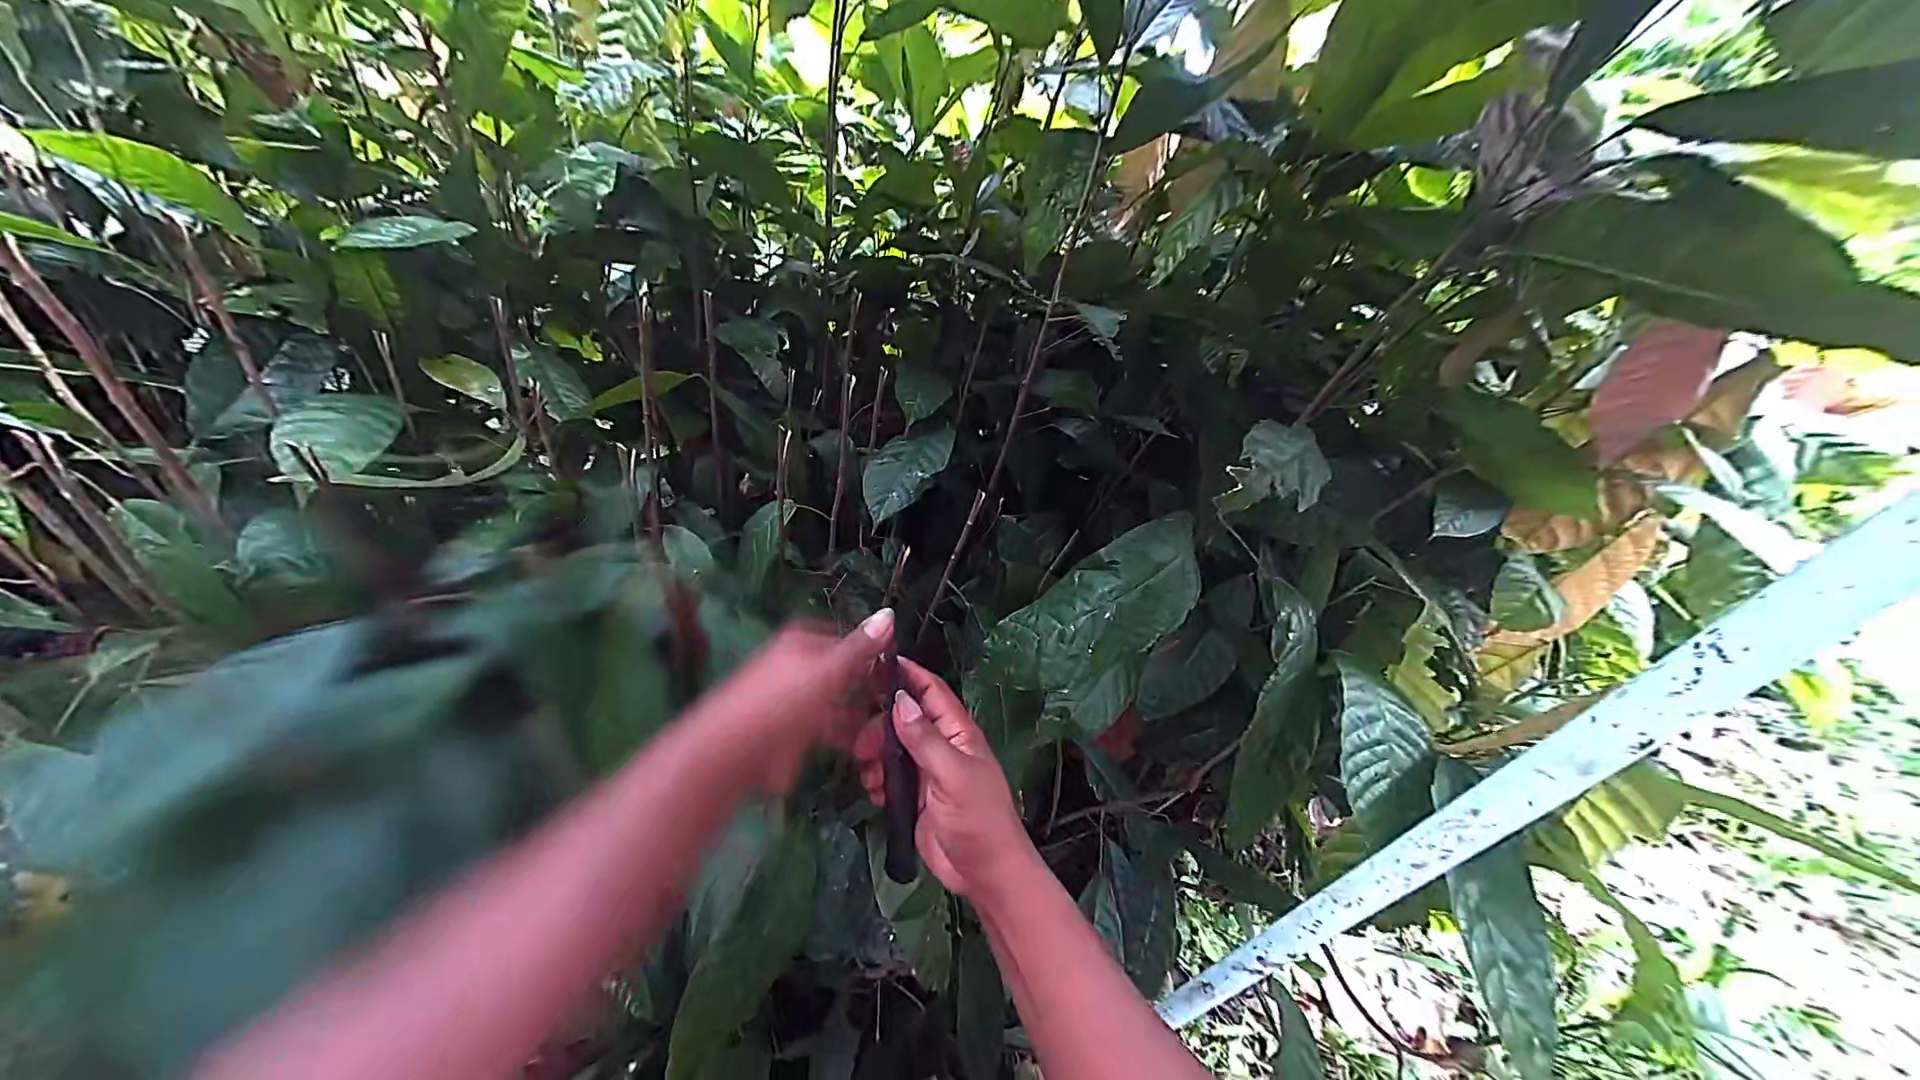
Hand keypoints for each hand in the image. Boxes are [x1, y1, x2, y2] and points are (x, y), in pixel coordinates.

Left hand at [692, 609, 893, 791]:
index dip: (875, 656)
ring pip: (840, 704)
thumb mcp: (828, 668)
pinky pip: (831, 729)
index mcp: (803, 641)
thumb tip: (890, 612)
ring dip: (863, 717)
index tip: (899, 673)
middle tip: (897, 706)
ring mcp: (797, 701)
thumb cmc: (782, 701)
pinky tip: (868, 747)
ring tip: (888, 730)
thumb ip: (860, 646)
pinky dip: (849, 737)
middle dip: (871, 690)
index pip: (849, 641)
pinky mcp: (794, 732)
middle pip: (846, 674)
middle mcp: (800, 666)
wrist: (732, 752)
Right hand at [854, 659, 1035, 898]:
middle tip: (860, 745)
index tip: (877, 664)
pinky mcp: (915, 794)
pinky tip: (873, 792)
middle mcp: (942, 745)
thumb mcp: (952, 775)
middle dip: (879, 725)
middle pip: (904, 718)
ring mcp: (927, 770)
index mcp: (958, 732)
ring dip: (875, 755)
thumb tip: (900, 701)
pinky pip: (889, 775)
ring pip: (893, 746)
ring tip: (867, 774)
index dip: (908, 674)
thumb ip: (925, 739)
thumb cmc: (978, 819)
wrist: (984, 873)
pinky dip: (877, 779)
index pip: (931, 691)